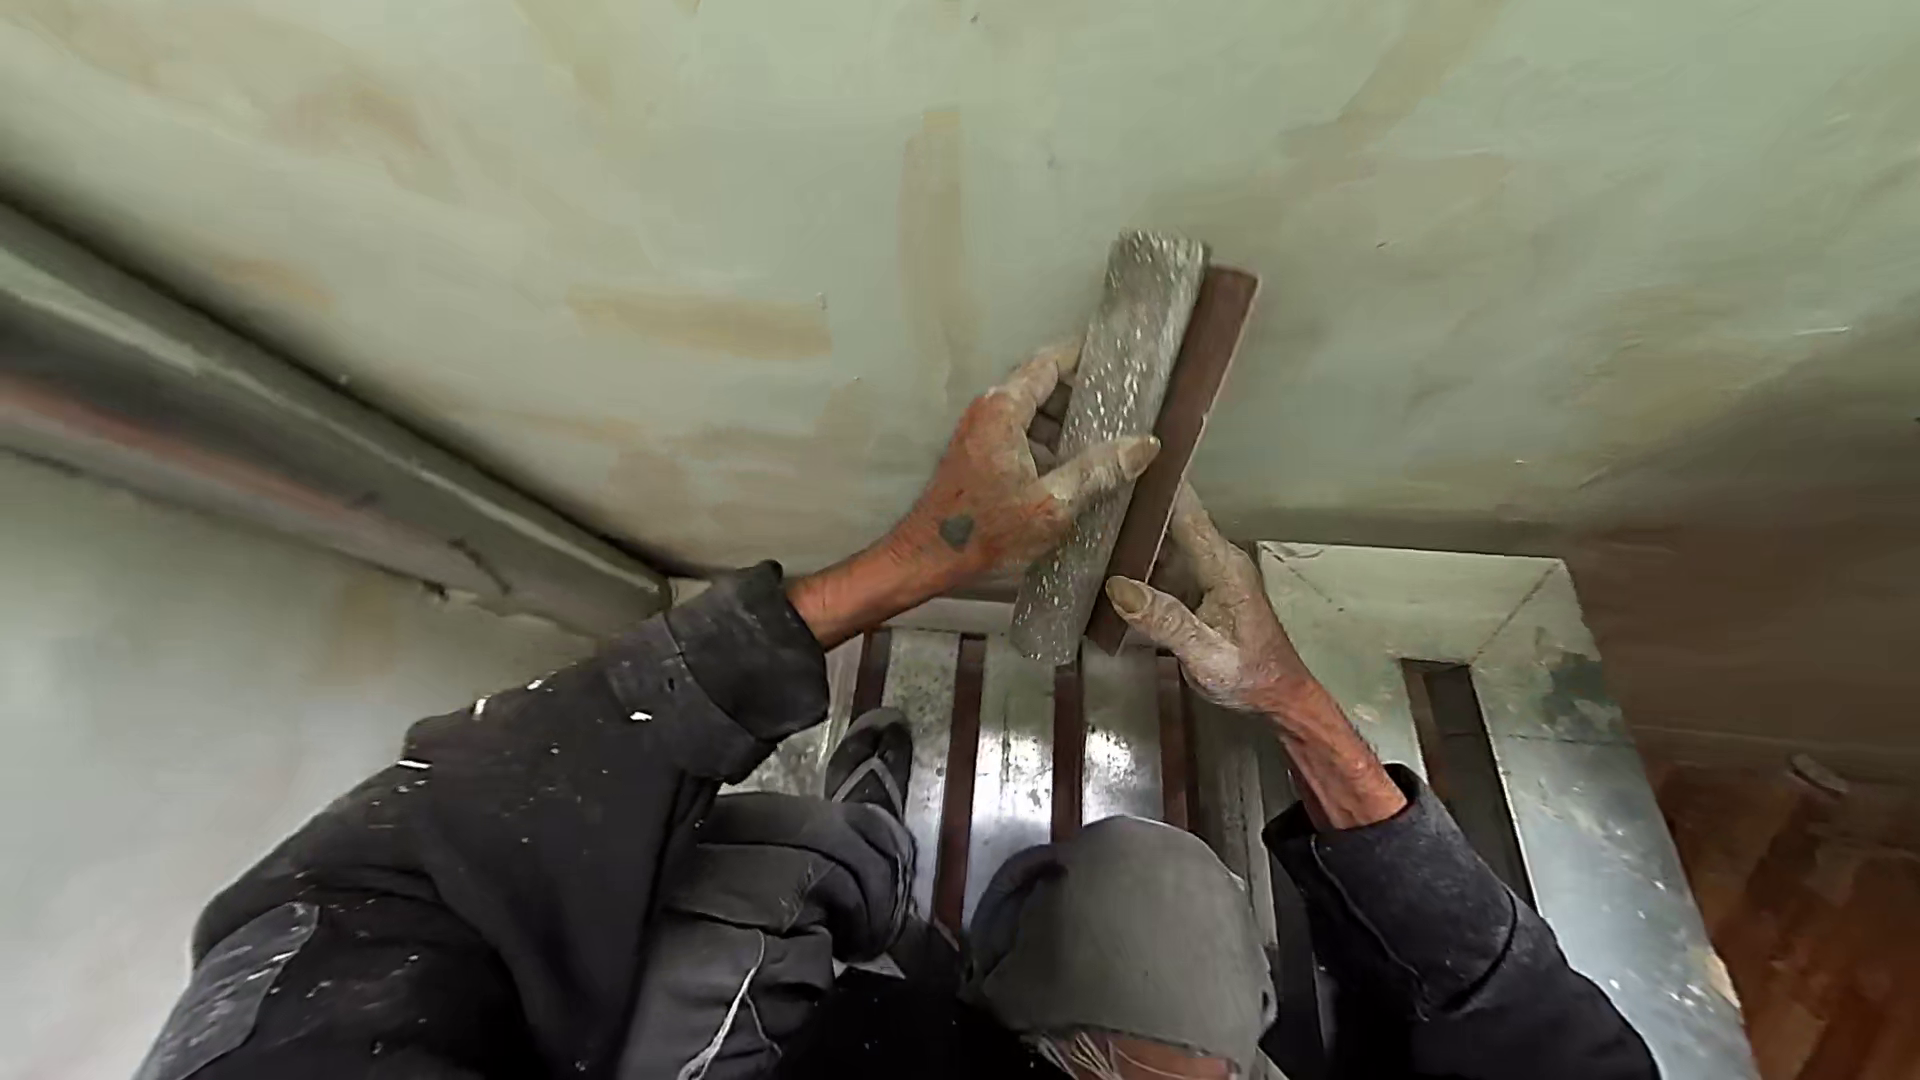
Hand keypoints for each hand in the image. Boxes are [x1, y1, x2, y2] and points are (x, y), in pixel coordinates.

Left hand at [789, 343, 1158, 647]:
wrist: (929, 557)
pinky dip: (1044, 442)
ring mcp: (978, 431)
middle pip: (1041, 386)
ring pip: (1030, 413)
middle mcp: (987, 410)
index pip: (1049, 363)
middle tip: (1119, 412)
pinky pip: (1017, 433)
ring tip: (1101, 444)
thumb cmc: (987, 531)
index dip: (1084, 356)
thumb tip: (1145, 445)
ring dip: (1063, 424)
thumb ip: (1098, 471)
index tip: (1117, 358)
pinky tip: (1069, 469)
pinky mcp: (975, 454)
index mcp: (1004, 409)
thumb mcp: (1052, 504)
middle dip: (1080, 397)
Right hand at [1104, 485, 1406, 829]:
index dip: (1155, 484)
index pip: (1185, 511)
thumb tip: (1119, 587)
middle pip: (1165, 518)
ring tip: (1079, 519)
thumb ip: (1166, 621)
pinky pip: (1154, 560)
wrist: (1273, 694)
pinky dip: (1128, 557)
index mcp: (1221, 564)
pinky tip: (1097, 559)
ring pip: (1156, 538)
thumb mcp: (1207, 655)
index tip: (1118, 460)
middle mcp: (1210, 556)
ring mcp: (1198, 569)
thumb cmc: (1249, 674)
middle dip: (1128, 503)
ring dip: (1124, 530)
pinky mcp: (1189, 583)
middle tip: (1082, 494)